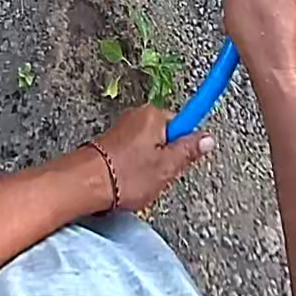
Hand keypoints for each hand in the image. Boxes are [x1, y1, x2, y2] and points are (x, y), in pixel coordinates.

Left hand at [89, 105, 213, 211]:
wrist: (88, 181)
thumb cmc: (126, 174)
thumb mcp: (166, 167)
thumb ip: (188, 150)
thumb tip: (207, 138)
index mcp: (155, 114)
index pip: (183, 122)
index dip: (185, 143)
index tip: (186, 154)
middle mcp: (139, 113)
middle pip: (166, 134)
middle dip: (166, 156)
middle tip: (161, 174)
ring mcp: (125, 124)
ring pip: (150, 144)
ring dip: (150, 162)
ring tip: (142, 180)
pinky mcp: (114, 138)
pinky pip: (135, 148)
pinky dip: (136, 163)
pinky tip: (130, 178)